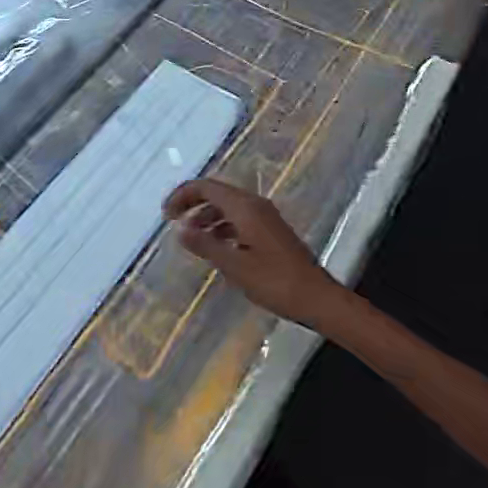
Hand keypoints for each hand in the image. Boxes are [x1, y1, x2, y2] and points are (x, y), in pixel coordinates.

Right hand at [162, 179, 356, 330]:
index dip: (182, 196)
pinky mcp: (271, 231)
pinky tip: (217, 246)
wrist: (321, 300)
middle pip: (216, 192)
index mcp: (244, 207)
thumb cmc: (276, 282)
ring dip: (206, 216)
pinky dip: (221, 226)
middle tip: (173, 221)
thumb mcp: (234, 265)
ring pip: (227, 206)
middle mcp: (254, 205)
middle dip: (191, 203)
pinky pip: (239, 218)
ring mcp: (265, 217)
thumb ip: (204, 244)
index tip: (166, 214)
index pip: (205, 187)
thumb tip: (178, 229)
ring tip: (192, 238)